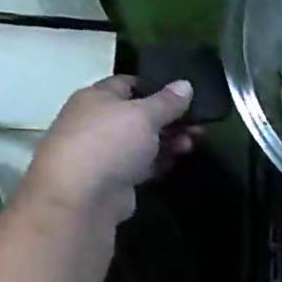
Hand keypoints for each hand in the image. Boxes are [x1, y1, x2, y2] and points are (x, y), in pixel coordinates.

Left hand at [22, 76, 195, 223]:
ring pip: (143, 141)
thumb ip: (167, 102)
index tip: (183, 93)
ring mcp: (106, 153)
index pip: (128, 84)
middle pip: (139, 115)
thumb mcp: (143, 115)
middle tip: (199, 122)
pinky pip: (143, 165)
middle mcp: (98, 122)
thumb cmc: (110, 142)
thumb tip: (185, 84)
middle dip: (169, 117)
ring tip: (197, 140)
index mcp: (97, 98)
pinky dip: (161, 161)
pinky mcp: (115, 180)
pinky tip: (182, 158)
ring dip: (169, 139)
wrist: (82, 197)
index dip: (156, 86)